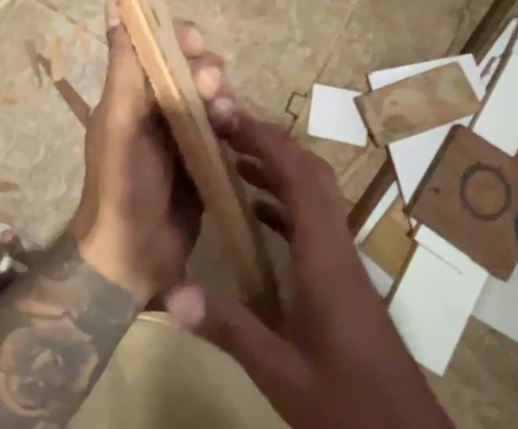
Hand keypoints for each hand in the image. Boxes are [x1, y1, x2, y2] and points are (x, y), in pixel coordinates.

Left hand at [67, 4, 231, 301]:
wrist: (133, 255)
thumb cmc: (122, 182)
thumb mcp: (120, 120)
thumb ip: (123, 66)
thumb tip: (113, 3)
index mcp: (128, 96)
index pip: (154, 49)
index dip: (176, 37)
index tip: (195, 40)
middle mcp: (152, 110)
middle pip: (186, 70)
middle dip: (205, 68)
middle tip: (213, 85)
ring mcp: (178, 136)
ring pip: (207, 98)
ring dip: (220, 95)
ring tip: (224, 111)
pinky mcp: (200, 160)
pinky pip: (220, 129)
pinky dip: (229, 122)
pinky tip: (233, 129)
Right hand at [163, 113, 452, 428]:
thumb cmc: (346, 402)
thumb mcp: (280, 372)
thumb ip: (229, 328)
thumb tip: (171, 290)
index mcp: (325, 257)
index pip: (300, 178)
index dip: (265, 140)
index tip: (226, 117)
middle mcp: (338, 248)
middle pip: (311, 176)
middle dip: (269, 144)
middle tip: (222, 131)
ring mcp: (344, 264)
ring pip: (315, 197)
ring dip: (276, 171)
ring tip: (229, 161)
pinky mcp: (343, 281)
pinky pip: (314, 223)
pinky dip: (283, 205)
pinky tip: (254, 216)